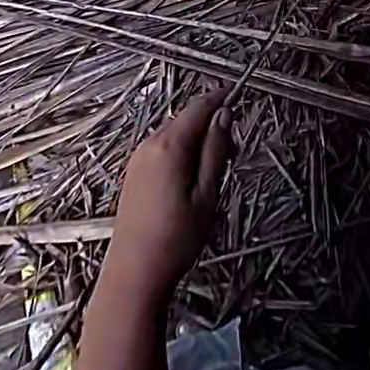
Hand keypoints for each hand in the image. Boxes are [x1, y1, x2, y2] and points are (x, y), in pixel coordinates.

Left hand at [99, 90, 233, 304]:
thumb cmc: (173, 240)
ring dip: (197, 137)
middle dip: (211, 122)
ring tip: (217, 165)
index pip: (198, 107)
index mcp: (169, 146)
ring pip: (174, 133)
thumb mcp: (207, 193)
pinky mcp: (134, 174)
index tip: (235, 93)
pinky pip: (162, 148)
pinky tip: (193, 175)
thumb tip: (225, 116)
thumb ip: (216, 150)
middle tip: (233, 144)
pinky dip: (182, 150)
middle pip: (185, 118)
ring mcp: (138, 160)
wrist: (134, 276)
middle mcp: (150, 146)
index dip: (219, 97)